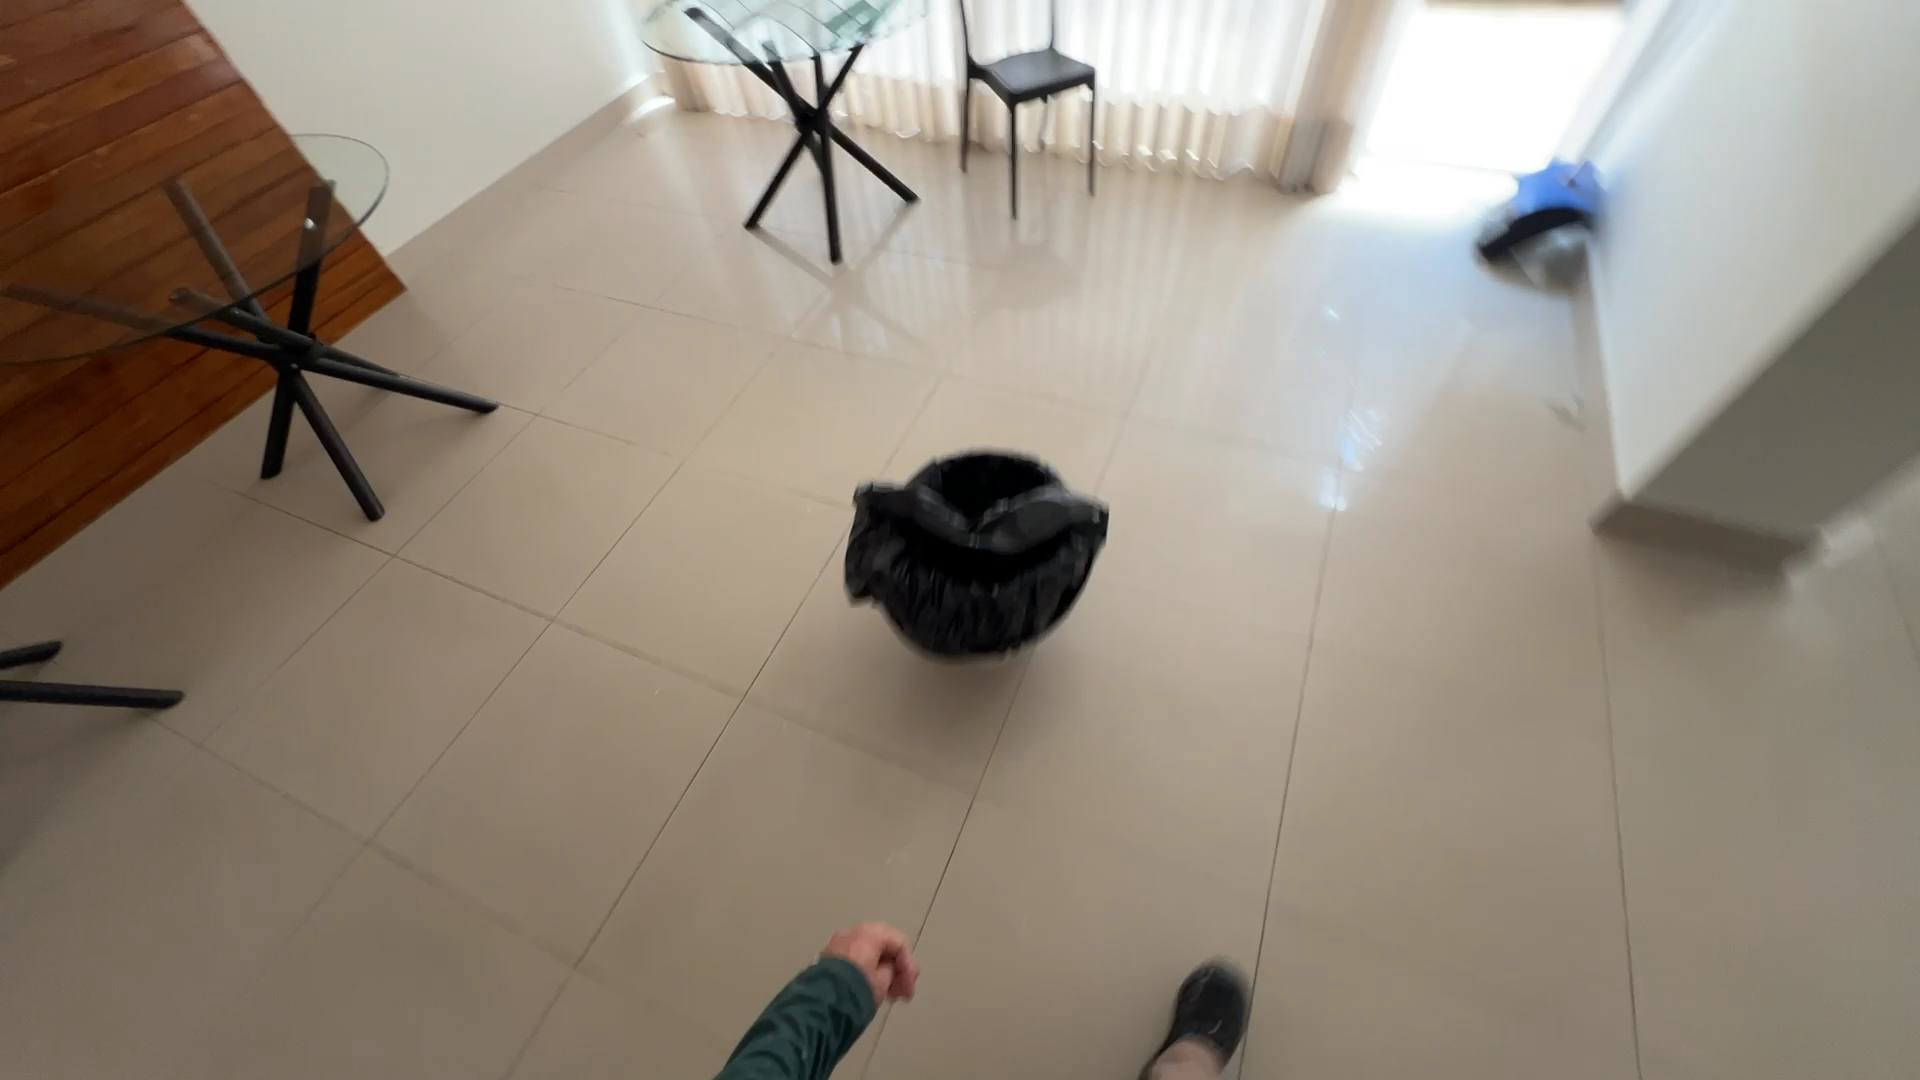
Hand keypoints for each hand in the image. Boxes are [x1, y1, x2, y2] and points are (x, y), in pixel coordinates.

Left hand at [821, 922, 919, 1004]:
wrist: (819, 1005)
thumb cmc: (856, 991)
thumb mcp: (882, 984)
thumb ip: (892, 971)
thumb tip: (888, 969)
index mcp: (870, 933)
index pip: (899, 942)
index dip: (908, 966)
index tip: (909, 991)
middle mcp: (854, 931)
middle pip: (883, 944)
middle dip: (895, 967)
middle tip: (902, 991)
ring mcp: (839, 942)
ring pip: (868, 950)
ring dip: (881, 969)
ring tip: (888, 993)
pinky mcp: (828, 956)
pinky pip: (854, 957)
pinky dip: (865, 969)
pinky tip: (870, 988)